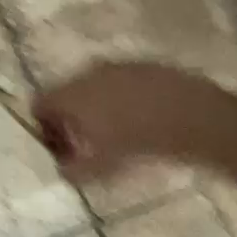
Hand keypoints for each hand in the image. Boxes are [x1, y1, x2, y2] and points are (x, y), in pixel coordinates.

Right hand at [31, 62, 236, 179]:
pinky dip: (124, 98)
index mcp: (69, 94)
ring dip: (98, 107)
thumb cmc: (140, 144)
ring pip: (95, 86)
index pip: (39, 105)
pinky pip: (122, 82)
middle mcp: (86, 73)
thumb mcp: (104, 168)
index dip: (45, 128)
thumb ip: (75, 170)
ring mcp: (117, 66)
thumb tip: (62, 170)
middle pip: (66, 94)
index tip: (60, 148)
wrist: (197, 119)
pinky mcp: (144, 65)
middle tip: (87, 144)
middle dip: (72, 117)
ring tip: (118, 132)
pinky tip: (143, 120)